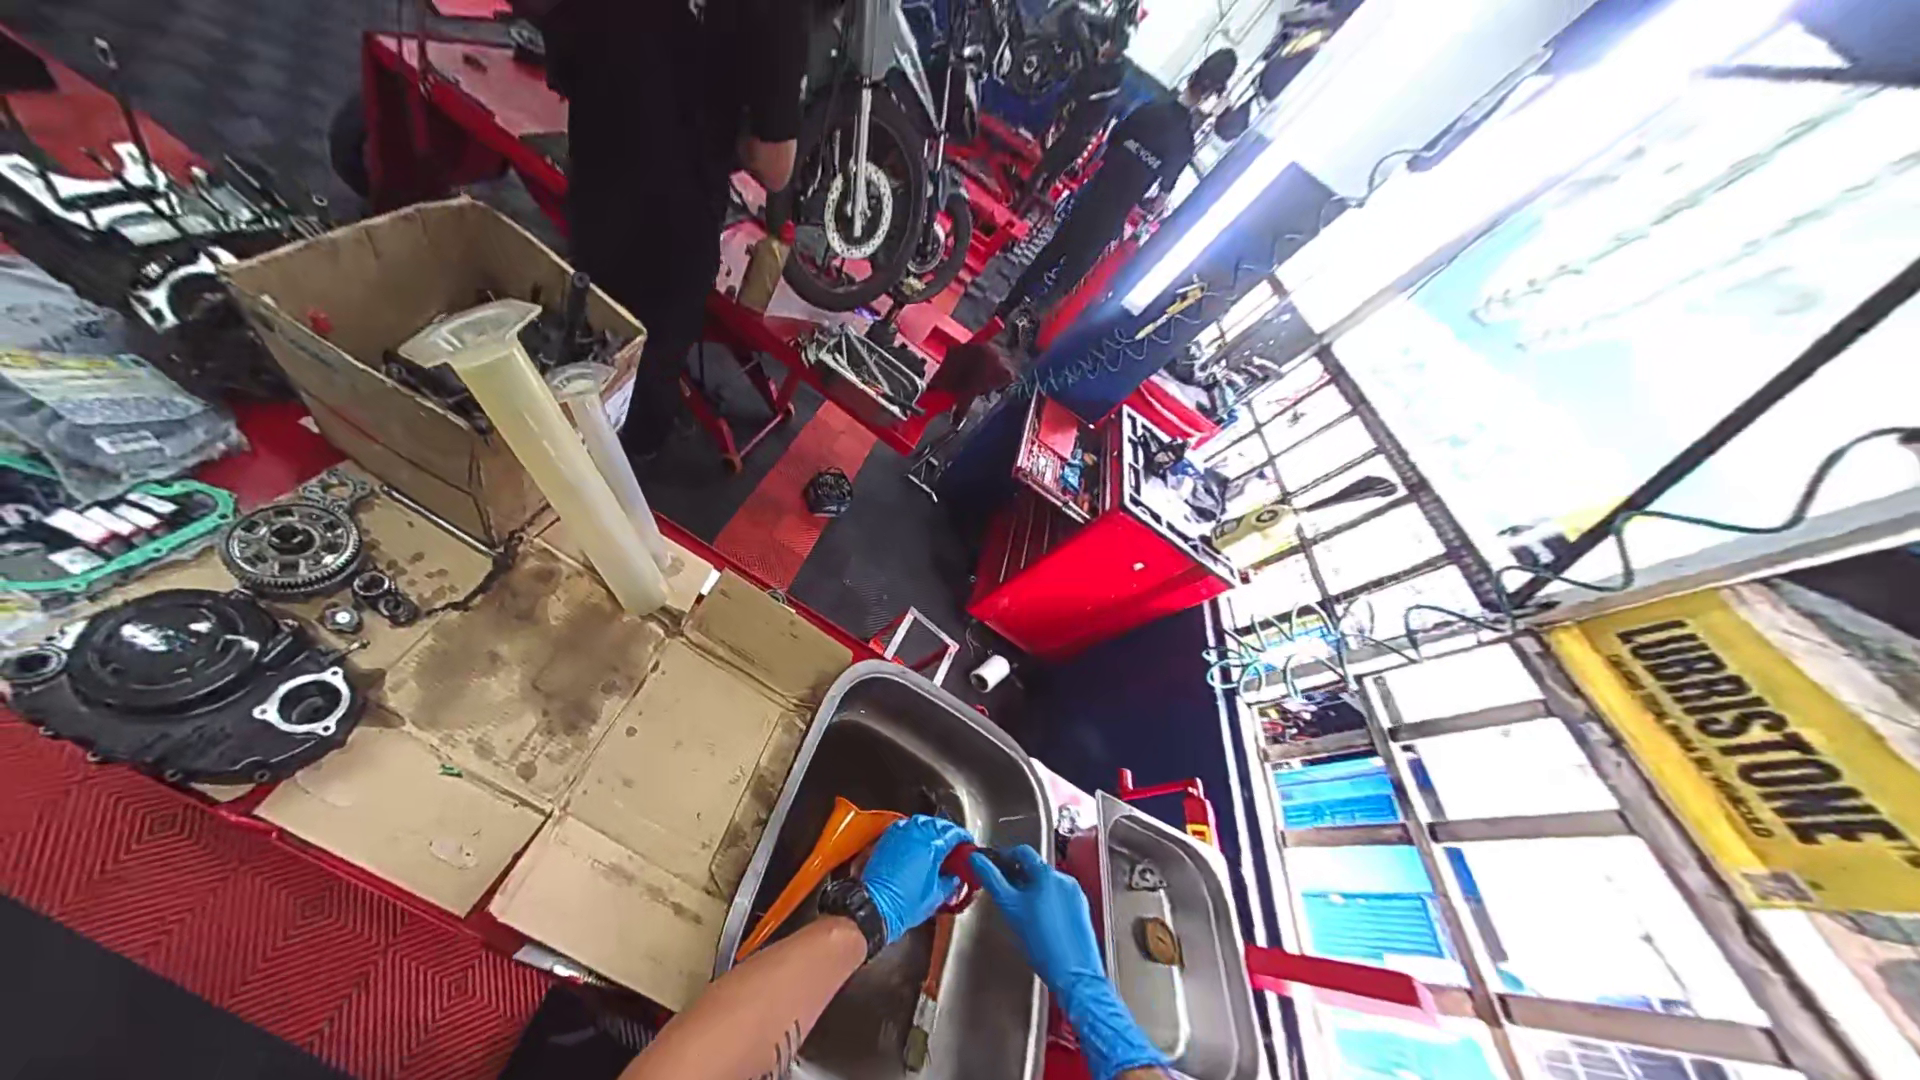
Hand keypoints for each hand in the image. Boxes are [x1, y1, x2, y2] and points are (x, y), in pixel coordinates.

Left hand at [859, 816, 971, 943]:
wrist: (874, 907)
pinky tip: (916, 842)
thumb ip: (949, 882)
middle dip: (948, 832)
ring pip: (921, 822)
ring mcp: (900, 833)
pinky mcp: (887, 837)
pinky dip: (914, 831)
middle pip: (938, 824)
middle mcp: (917, 833)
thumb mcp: (936, 896)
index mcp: (933, 845)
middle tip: (953, 845)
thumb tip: (954, 877)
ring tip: (936, 842)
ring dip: (931, 829)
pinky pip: (906, 827)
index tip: (967, 845)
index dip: (963, 839)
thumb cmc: (905, 904)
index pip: (954, 833)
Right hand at [966, 845, 1102, 993]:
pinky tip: (1040, 922)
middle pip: (1035, 868)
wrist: (1075, 975)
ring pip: (1048, 884)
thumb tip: (977, 860)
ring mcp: (1075, 895)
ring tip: (1021, 911)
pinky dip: (1047, 903)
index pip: (1023, 852)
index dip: (1006, 856)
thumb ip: (992, 880)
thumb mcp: (1010, 909)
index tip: (995, 865)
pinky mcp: (1082, 911)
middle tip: (1004, 891)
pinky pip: (1060, 898)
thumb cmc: (1043, 944)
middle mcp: (1064, 879)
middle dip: (1018, 876)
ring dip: (1033, 890)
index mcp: (1047, 874)